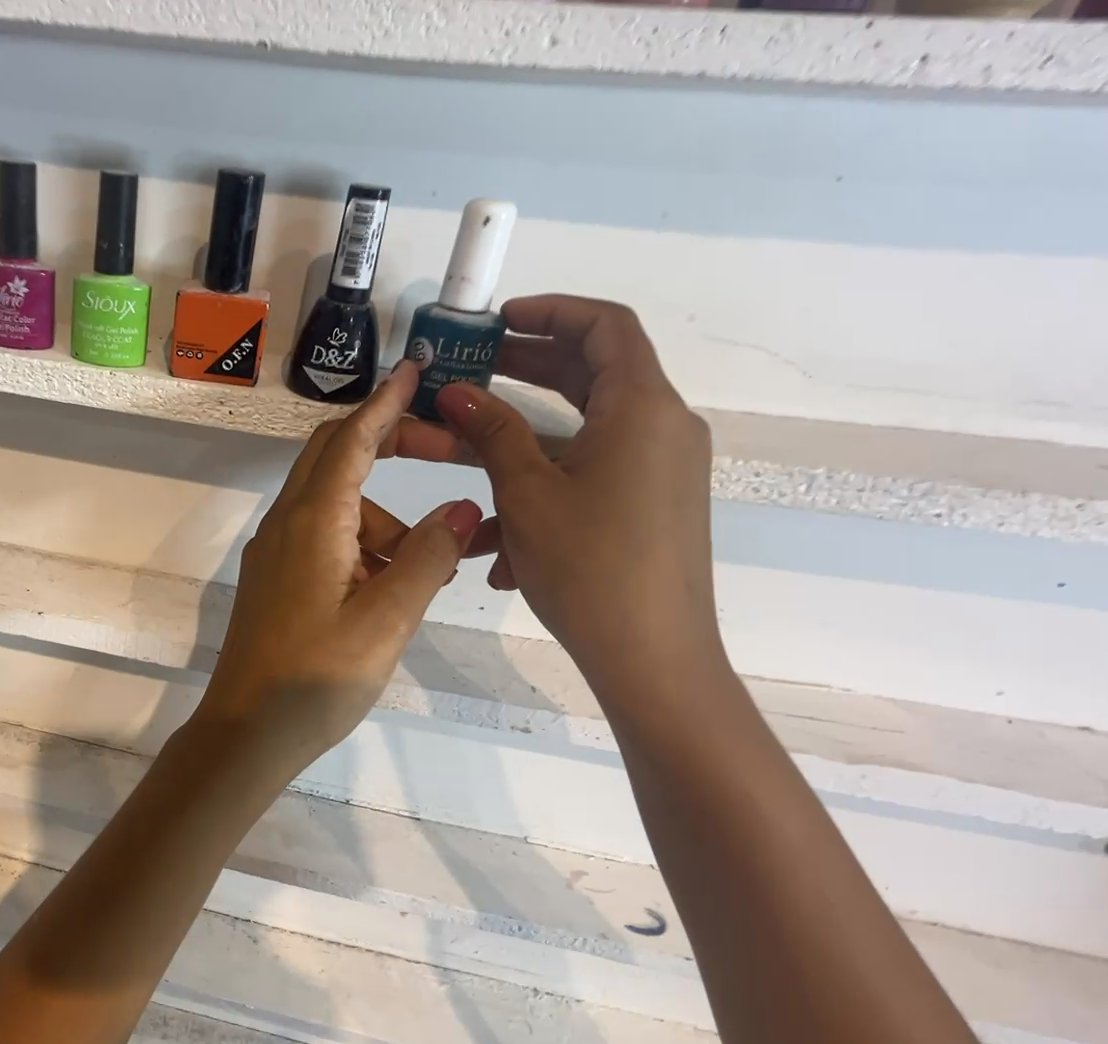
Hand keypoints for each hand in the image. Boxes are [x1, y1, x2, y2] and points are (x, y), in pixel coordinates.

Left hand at [196, 361, 484, 768]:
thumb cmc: (317, 677)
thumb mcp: (388, 618)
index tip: (417, 371)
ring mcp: (278, 551)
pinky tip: (396, 586)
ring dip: (388, 516)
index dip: (386, 402)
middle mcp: (287, 523)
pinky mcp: (279, 578)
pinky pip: (327, 537)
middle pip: (337, 457)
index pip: (351, 439)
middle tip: (449, 454)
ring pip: (338, 504)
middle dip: (392, 444)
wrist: (247, 731)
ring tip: (435, 562)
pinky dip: (366, 543)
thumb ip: (429, 557)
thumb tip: (463, 506)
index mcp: (312, 521)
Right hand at [394, 294, 721, 697]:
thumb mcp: (527, 493)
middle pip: (595, 372)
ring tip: (465, 443)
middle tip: (471, 369)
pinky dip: (546, 479)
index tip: (497, 322)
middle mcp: (662, 427)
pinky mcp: (651, 504)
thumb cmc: (589, 565)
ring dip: (524, 434)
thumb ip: (492, 433)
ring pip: (585, 429)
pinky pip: (593, 471)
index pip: (605, 326)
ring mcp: (660, 468)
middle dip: (528, 367)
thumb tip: (456, 392)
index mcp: (643, 408)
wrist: (653, 656)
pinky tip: (495, 536)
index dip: (550, 312)